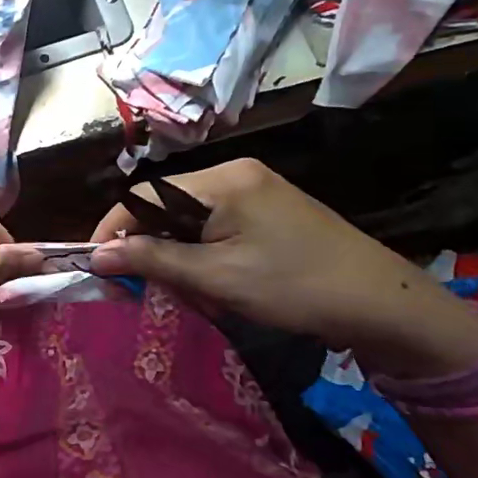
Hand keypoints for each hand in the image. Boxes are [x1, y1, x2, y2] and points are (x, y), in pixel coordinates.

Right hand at [88, 160, 477, 375]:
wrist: (381, 303)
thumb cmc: (293, 287)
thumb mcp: (216, 277)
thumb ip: (153, 260)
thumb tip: (99, 255)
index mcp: (222, 181)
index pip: (145, 194)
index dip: (113, 228)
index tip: (95, 264)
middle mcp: (235, 174)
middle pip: (166, 206)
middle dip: (152, 249)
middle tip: (152, 291)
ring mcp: (255, 191)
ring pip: (188, 221)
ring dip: (179, 259)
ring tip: (197, 296)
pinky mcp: (267, 211)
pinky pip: (215, 228)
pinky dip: (204, 258)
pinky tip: (217, 288)